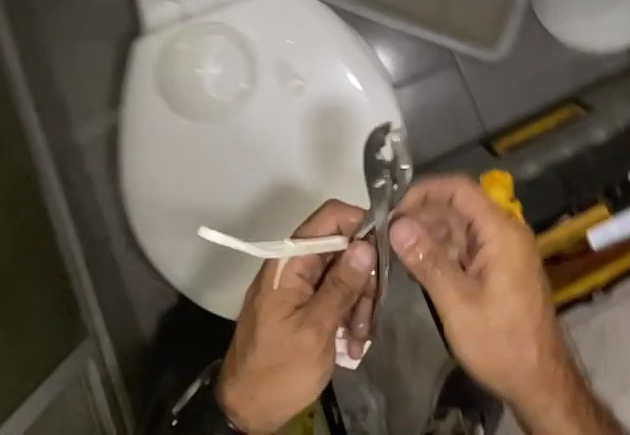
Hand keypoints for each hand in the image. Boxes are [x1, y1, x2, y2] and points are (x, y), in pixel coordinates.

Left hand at [216, 200, 377, 433]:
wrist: (246, 413)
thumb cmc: (277, 371)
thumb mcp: (315, 330)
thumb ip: (341, 286)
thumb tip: (367, 244)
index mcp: (290, 261)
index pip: (331, 216)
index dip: (360, 224)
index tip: (383, 253)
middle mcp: (295, 265)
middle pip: (343, 246)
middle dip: (363, 277)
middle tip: (371, 314)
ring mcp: (300, 285)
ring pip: (345, 273)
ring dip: (359, 302)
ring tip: (360, 339)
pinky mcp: (305, 305)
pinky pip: (336, 295)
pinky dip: (349, 315)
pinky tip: (353, 344)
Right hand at [389, 175, 571, 407]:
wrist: (540, 382)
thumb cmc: (500, 342)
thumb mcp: (457, 303)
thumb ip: (427, 261)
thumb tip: (397, 225)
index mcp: (501, 231)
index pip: (459, 190)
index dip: (424, 191)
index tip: (393, 207)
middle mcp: (505, 232)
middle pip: (459, 207)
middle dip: (423, 214)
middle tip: (386, 231)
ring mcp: (504, 250)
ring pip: (461, 227)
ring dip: (430, 232)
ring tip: (395, 246)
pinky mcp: (500, 268)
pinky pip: (468, 247)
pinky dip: (443, 250)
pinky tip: (418, 262)